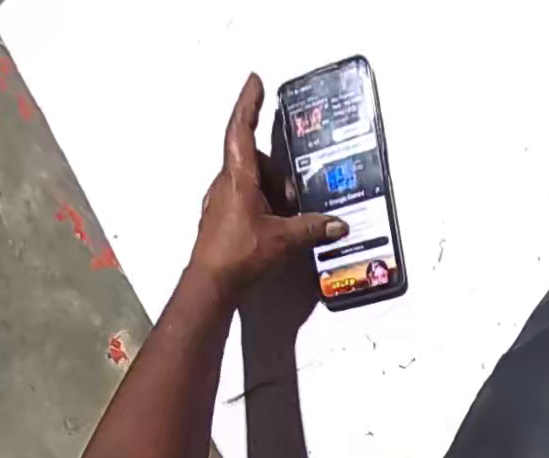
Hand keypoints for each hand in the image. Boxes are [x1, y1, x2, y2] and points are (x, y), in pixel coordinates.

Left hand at [190, 74, 346, 294]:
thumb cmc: (240, 254)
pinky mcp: (222, 222)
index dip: (249, 104)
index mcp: (238, 177)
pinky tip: (274, 232)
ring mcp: (221, 203)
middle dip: (277, 174)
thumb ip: (311, 229)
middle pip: (254, 161)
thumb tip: (336, 225)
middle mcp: (225, 184)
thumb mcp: (283, 240)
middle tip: (294, 200)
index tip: (255, 83)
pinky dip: (262, 209)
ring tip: (287, 222)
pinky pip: (245, 203)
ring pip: (250, 184)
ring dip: (271, 195)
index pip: (242, 129)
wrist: (212, 284)